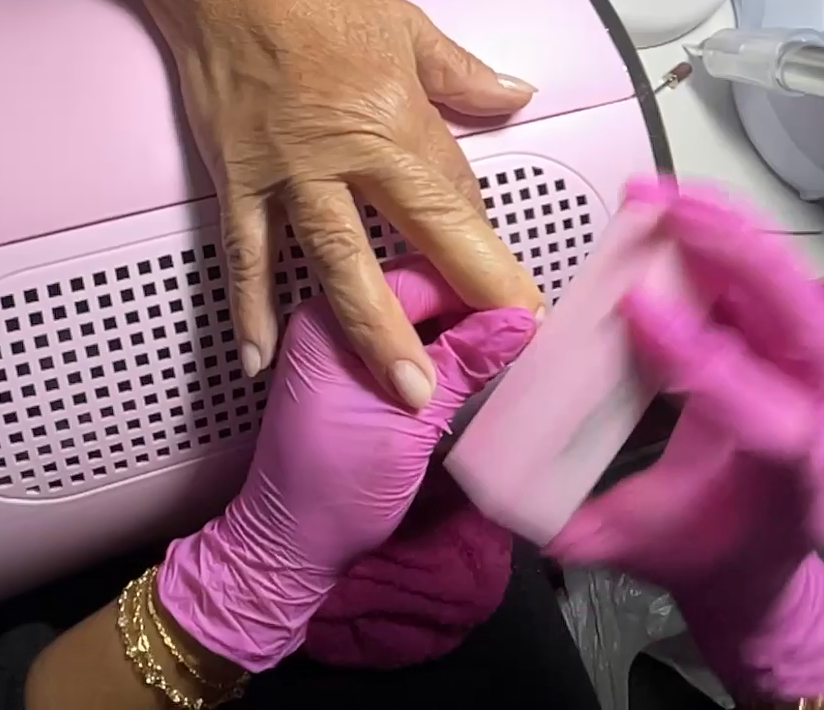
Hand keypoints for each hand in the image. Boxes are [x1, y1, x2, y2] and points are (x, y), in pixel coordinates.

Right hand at [98, 0, 542, 411]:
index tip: (515, 302)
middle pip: (404, 240)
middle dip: (445, 307)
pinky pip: (244, 254)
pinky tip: (259, 359)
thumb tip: (518, 95)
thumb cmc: (317, 5)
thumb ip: (464, 73)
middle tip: (483, 369)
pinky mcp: (237, 182)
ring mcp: (286, 175)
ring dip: (365, 327)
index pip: (452, 199)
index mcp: (395, 120)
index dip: (485, 253)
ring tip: (394, 389)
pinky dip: (250, 307)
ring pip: (331, 260)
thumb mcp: (406, 28)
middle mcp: (344, 155)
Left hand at [158, 261, 535, 671]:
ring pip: (416, 319)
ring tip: (513, 341)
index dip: (476, 291)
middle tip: (529, 327)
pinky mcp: (355, 373)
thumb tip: (521, 321)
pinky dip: (445, 350)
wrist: (293, 543)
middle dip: (473, 307)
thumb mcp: (408, 421)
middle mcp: (332, 318)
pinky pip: (407, 345)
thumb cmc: (338, 483)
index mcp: (329, 318)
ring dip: (463, 329)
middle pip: (417, 294)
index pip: (416, 281)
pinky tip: (480, 360)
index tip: (531, 309)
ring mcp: (342, 346)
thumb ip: (464, 364)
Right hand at [544, 179, 823, 701]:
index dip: (702, 359)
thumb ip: (573, 525)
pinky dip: (732, 241)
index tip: (637, 309)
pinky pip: (771, 286)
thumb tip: (506, 486)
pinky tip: (687, 214)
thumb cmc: (708, 553)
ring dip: (735, 234)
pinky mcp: (783, 352)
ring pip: (795, 294)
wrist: (759, 559)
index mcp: (780, 483)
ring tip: (674, 195)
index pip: (764, 417)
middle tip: (675, 212)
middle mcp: (813, 422)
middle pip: (808, 330)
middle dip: (743, 261)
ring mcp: (808, 382)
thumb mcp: (635, 548)